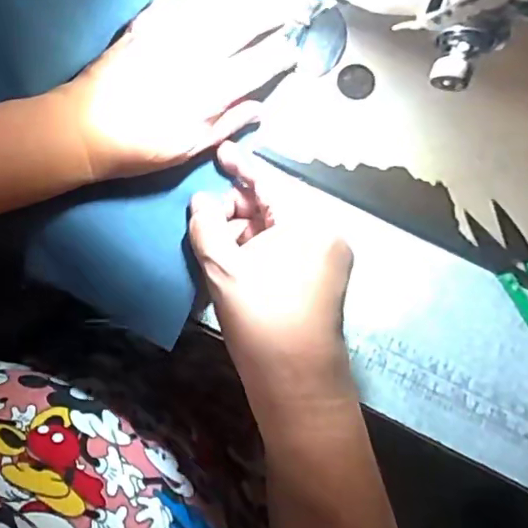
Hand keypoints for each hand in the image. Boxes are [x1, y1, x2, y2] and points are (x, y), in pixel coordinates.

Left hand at [52, 0, 299, 180]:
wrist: (80, 129)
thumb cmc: (134, 148)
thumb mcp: (185, 149)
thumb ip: (225, 124)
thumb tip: (259, 107)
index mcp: (211, 90)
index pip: (262, 63)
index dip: (284, 53)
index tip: (293, 48)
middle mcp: (196, 55)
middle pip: (247, 21)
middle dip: (276, 8)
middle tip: (293, 1)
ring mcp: (168, 36)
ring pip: (215, 2)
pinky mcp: (142, 27)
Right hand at [188, 143, 356, 436]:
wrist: (295, 378)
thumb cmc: (260, 318)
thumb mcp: (223, 266)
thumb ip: (206, 226)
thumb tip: (200, 201)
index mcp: (309, 224)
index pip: (269, 183)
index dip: (241, 165)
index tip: (221, 148)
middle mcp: (326, 234)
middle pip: (271, 206)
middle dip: (235, 209)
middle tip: (202, 219)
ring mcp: (327, 257)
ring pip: (275, 228)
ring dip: (242, 231)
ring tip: (212, 246)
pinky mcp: (320, 277)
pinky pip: (283, 247)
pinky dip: (255, 247)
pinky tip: (230, 260)